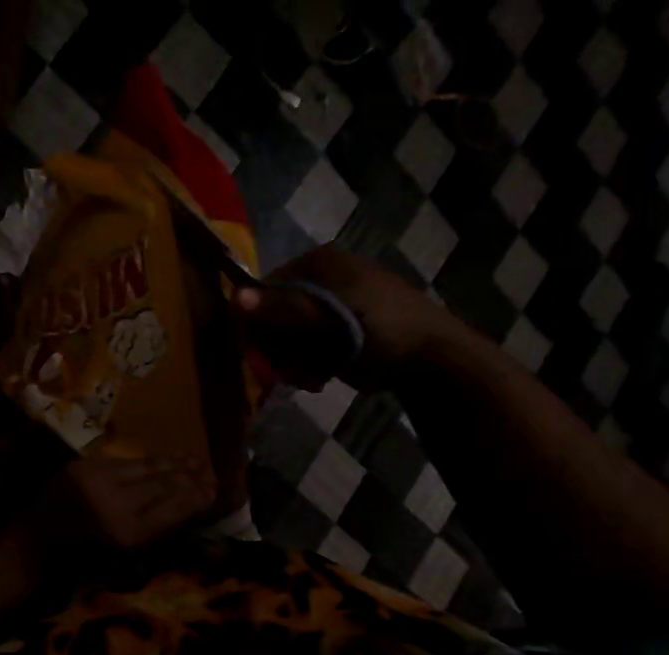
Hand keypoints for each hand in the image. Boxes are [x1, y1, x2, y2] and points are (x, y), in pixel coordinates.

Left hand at [46, 454, 216, 552]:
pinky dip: (149, 460)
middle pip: (164, 485)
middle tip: (211, 472)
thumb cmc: (85, 557)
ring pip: (148, 467)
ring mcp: (101, 481)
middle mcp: (117, 504)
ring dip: (175, 462)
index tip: (214, 491)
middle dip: (191, 478)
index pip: (173, 510)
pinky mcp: (88, 466)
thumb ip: (156, 531)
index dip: (196, 499)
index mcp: (128, 533)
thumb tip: (190, 508)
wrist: (36, 541)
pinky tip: (166, 457)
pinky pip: (127, 460)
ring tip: (196, 459)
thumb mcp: (125, 554)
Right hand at [234, 245, 462, 390]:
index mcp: (320, 263)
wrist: (434, 357)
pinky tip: (327, 376)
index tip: (268, 358)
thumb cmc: (379, 334)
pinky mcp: (353, 323)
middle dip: (284, 349)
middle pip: (282, 314)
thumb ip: (283, 310)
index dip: (261, 325)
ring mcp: (342, 300)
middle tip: (298, 373)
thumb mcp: (328, 322)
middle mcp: (328, 275)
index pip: (267, 290)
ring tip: (316, 377)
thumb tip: (234, 297)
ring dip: (300, 360)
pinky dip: (317, 361)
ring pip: (299, 333)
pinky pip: (319, 342)